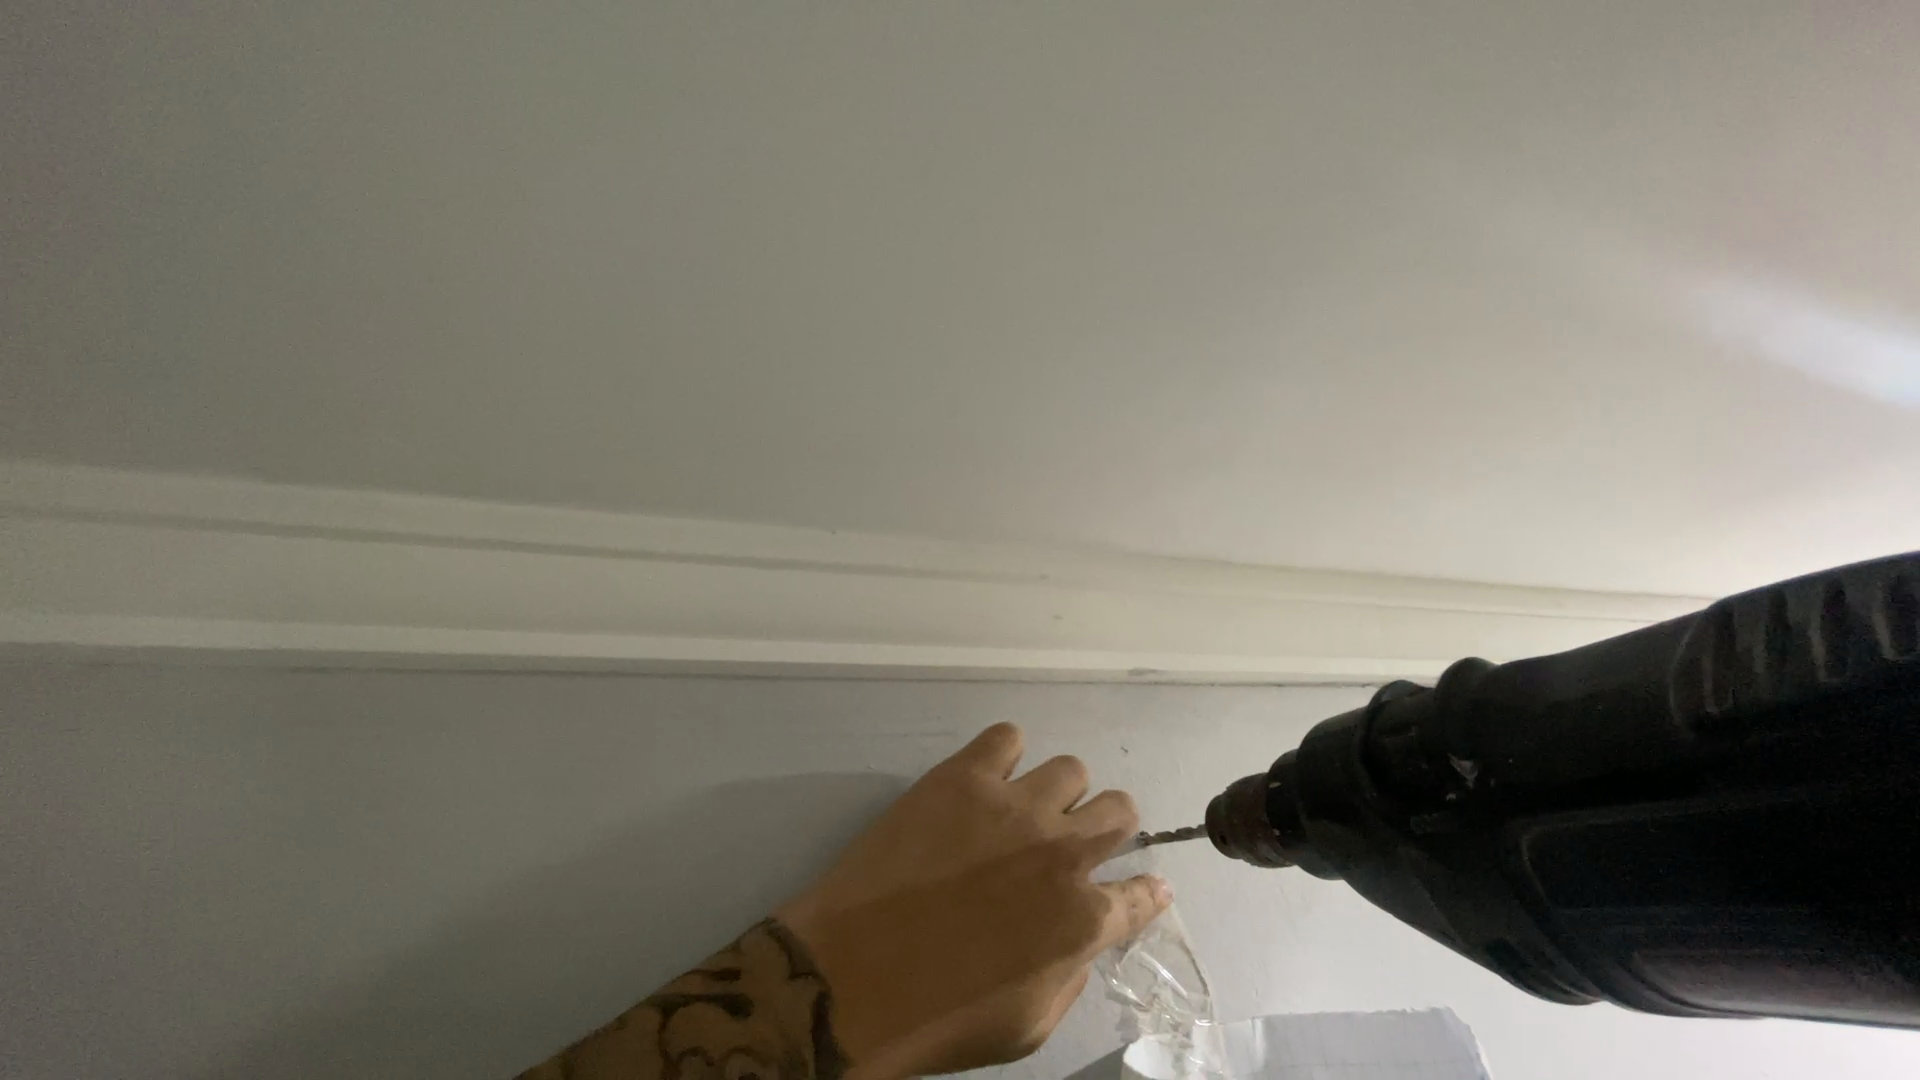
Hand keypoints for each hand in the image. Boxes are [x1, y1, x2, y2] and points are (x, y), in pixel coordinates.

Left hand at [776, 723, 1171, 1079]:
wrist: (852, 976)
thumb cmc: (940, 1015)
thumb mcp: (1029, 1026)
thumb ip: (1072, 971)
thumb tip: (1084, 933)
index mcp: (1082, 918)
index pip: (1142, 893)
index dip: (1145, 891)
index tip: (1142, 886)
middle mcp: (1061, 851)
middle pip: (1119, 808)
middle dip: (1107, 828)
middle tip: (1073, 842)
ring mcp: (1013, 805)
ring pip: (1070, 768)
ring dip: (1056, 793)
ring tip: (1022, 811)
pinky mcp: (964, 776)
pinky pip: (1007, 736)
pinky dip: (1006, 754)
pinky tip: (987, 779)